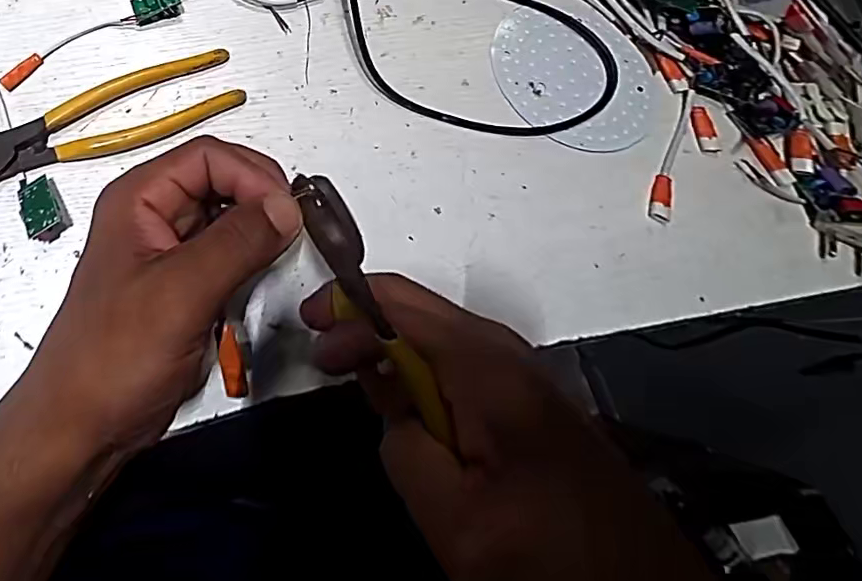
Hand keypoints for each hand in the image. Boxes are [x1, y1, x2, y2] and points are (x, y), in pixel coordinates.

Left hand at [19, 136, 302, 452]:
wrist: (82, 428)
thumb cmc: (103, 363)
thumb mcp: (178, 294)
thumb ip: (236, 244)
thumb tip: (282, 207)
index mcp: (137, 199)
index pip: (208, 156)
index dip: (251, 175)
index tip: (283, 207)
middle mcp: (152, 215)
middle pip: (221, 178)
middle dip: (259, 198)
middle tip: (288, 224)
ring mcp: (168, 248)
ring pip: (228, 214)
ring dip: (257, 229)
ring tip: (277, 249)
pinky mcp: (184, 280)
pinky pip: (227, 251)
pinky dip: (250, 258)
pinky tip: (258, 275)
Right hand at [302, 275, 708, 580]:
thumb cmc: (548, 556)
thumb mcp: (458, 523)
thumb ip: (403, 447)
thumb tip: (385, 400)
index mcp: (487, 368)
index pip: (400, 305)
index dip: (348, 307)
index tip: (313, 331)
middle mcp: (505, 350)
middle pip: (416, 304)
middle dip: (363, 317)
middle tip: (326, 351)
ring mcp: (518, 367)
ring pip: (433, 328)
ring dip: (389, 340)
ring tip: (357, 370)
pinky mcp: (523, 390)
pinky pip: (455, 355)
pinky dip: (417, 361)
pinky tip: (405, 391)